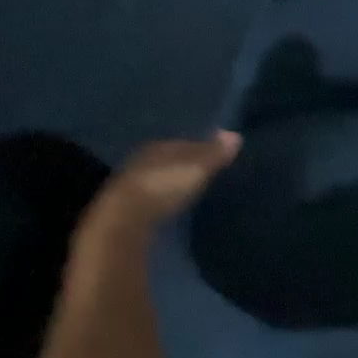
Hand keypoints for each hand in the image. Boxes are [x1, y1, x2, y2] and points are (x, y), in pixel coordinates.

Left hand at [96, 131, 242, 227]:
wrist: (121, 222)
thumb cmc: (164, 186)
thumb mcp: (198, 168)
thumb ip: (216, 153)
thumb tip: (235, 135)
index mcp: (159, 146)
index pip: (185, 143)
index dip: (202, 149)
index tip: (218, 157)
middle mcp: (142, 160)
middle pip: (169, 160)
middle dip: (186, 165)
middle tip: (206, 174)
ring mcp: (130, 185)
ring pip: (158, 178)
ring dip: (172, 183)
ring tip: (191, 191)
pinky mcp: (123, 210)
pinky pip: (149, 198)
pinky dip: (161, 199)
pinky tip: (170, 207)